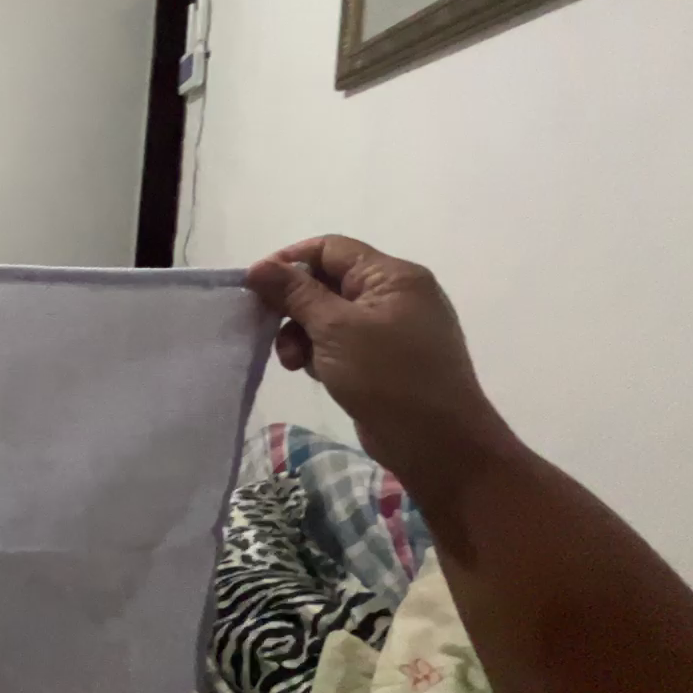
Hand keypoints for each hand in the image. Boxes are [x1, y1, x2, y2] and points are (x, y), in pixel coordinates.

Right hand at [245, 236, 513, 476]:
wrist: (437, 443)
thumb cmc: (388, 377)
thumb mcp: (334, 329)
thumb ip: (295, 293)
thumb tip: (258, 267)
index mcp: (393, 277)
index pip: (329, 249)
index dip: (288, 261)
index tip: (256, 287)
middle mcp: (393, 295)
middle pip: (323, 281)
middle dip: (291, 305)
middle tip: (268, 328)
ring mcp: (387, 326)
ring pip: (323, 313)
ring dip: (297, 333)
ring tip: (293, 361)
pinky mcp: (379, 355)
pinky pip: (334, 339)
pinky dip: (314, 350)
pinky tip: (309, 371)